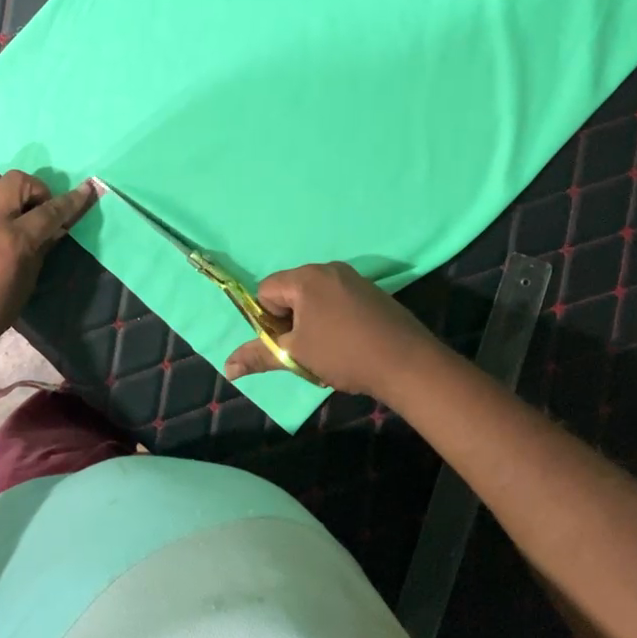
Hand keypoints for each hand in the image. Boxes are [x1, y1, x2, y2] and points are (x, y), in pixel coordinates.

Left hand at [0, 172, 99, 355]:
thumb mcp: (28, 280)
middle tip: (40, 210)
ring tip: (16, 216)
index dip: (71, 201)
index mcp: (13, 239)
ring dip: (12, 193)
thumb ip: (43, 247)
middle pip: (17, 181)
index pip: (49, 211)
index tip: (87, 189)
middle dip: (35, 189)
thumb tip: (56, 228)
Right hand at [224, 261, 442, 398]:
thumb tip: (227, 368)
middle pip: (291, 291)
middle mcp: (328, 269)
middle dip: (292, 320)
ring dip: (314, 320)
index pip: (266, 291)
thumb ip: (259, 356)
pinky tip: (352, 343)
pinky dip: (337, 318)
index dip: (271, 320)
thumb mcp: (296, 357)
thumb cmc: (345, 355)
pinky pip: (340, 299)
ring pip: (316, 297)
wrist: (409, 364)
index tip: (290, 342)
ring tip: (331, 348)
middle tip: (309, 348)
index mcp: (305, 278)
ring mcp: (354, 278)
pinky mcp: (374, 291)